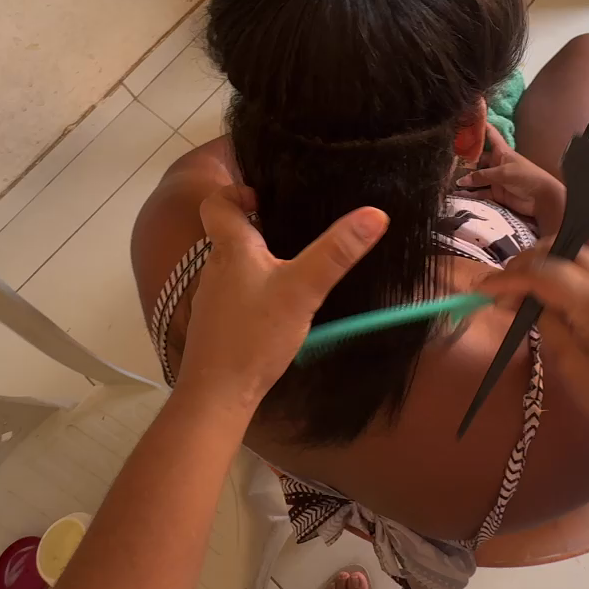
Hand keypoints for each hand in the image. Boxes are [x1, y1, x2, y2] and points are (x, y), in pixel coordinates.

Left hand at [176, 186, 386, 412]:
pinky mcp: (217, 324)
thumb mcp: (304, 289)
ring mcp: (213, 298)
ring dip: (260, 260)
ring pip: (234, 265)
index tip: (263, 198)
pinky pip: (236, 292)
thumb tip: (375, 213)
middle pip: (230, 233)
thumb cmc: (255, 334)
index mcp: (231, 248)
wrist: (216, 396)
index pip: (217, 203)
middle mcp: (216, 267)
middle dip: (260, 227)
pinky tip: (279, 306)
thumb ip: (337, 252)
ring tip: (295, 265)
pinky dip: (255, 289)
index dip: (235, 192)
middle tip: (295, 227)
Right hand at [456, 124, 566, 232]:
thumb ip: (482, 176)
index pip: (489, 134)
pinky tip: (458, 193)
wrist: (542, 198)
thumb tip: (461, 180)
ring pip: (477, 176)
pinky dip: (470, 193)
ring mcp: (495, 178)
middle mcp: (496, 163)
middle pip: (477, 158)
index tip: (465, 119)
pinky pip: (480, 192)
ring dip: (465, 179)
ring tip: (448, 179)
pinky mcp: (496, 193)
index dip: (479, 126)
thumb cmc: (526, 177)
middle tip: (447, 160)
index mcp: (501, 151)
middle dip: (464, 159)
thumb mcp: (503, 173)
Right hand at [476, 233, 588, 451]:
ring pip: (578, 240)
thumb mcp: (568, 365)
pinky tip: (561, 265)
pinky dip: (575, 248)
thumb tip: (522, 298)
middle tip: (504, 295)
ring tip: (529, 279)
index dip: (508, 278)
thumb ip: (544, 321)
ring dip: (548, 253)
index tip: (482, 289)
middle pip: (557, 248)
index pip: (541, 272)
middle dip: (524, 265)